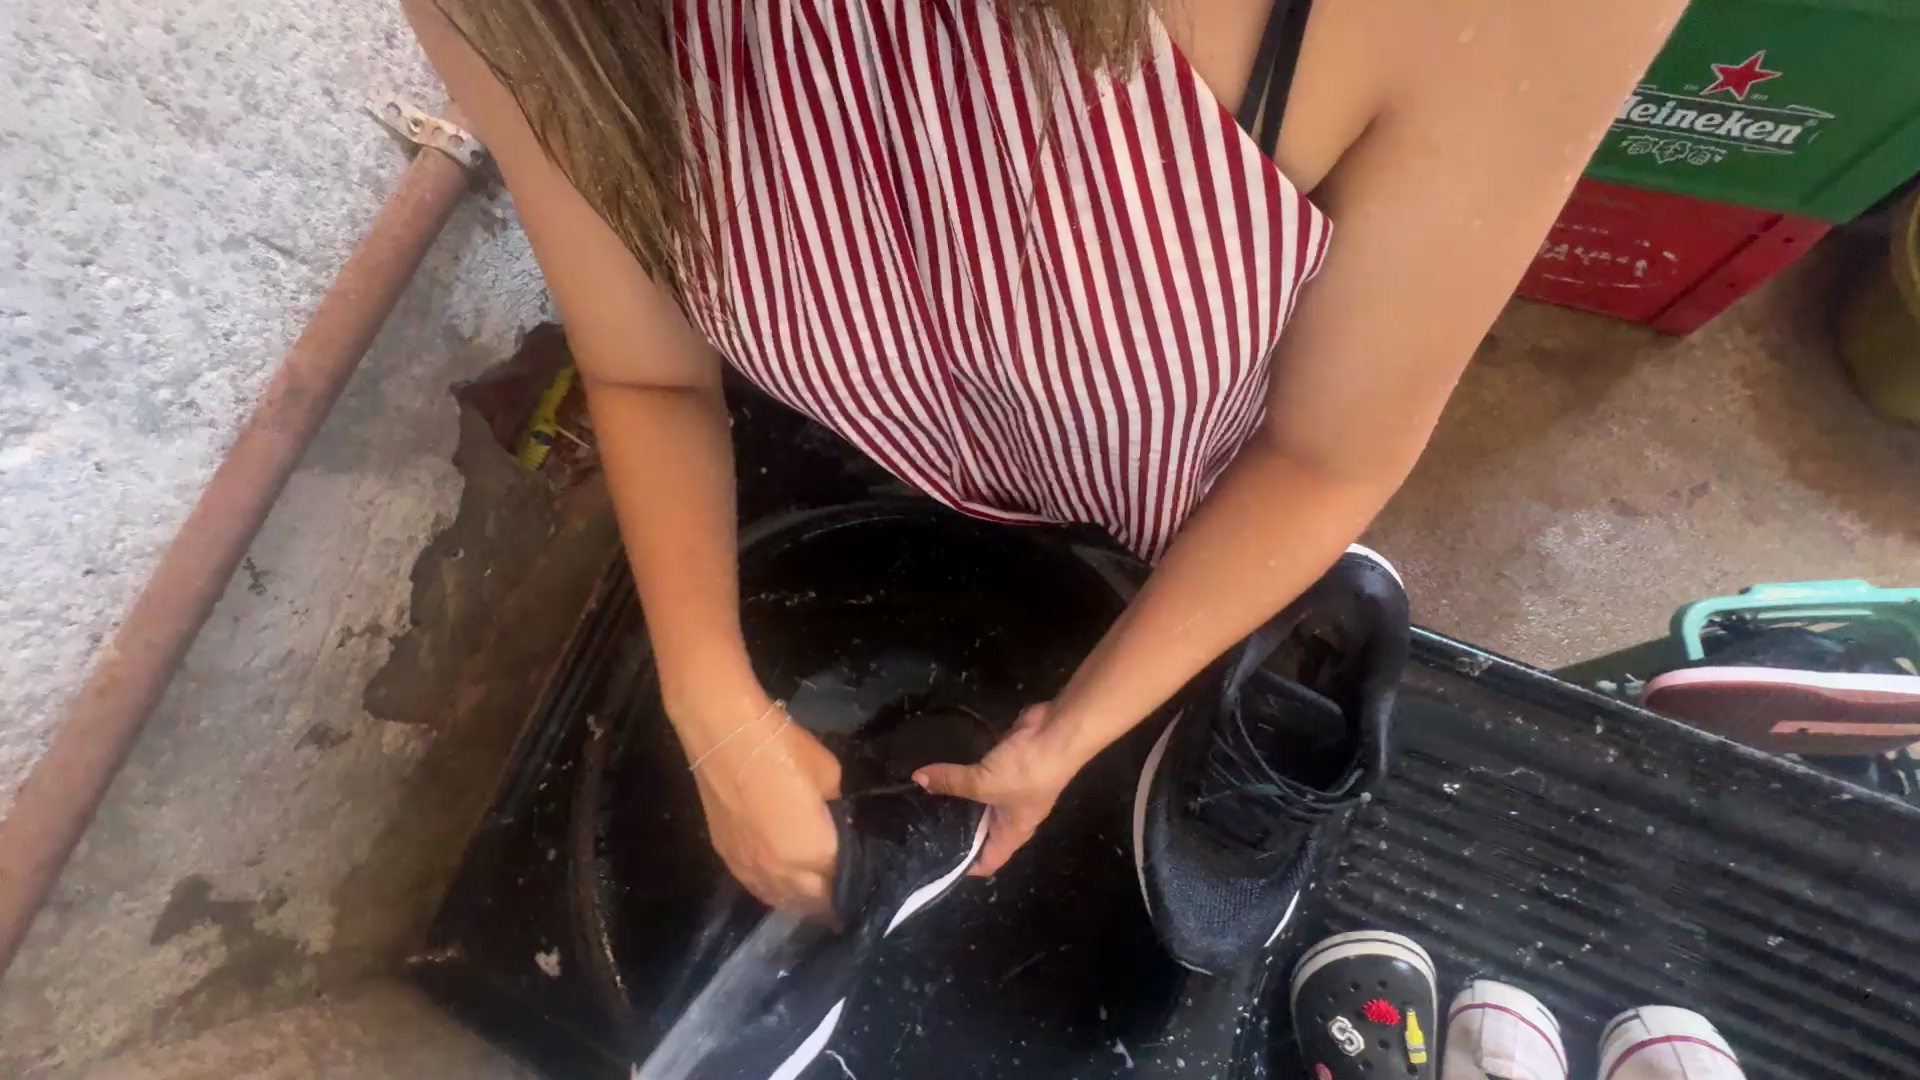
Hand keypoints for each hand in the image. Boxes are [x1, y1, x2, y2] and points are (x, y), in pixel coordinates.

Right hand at [679, 695, 842, 916]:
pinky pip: (757, 887)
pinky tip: (782, 881)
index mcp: (813, 852)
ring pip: (781, 900)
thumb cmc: (783, 749)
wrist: (725, 736)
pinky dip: (774, 890)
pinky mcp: (726, 857)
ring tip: (817, 893)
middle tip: (846, 892)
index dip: (855, 882)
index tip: (866, 879)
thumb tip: (837, 817)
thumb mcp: (829, 773)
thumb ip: (837, 804)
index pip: (841, 882)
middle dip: (831, 900)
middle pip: (812, 901)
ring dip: (801, 900)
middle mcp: (781, 872)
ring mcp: (749, 869)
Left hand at [912, 703, 1083, 877]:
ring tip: (919, 797)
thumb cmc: (1026, 772)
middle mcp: (1009, 814)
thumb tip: (917, 779)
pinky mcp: (1002, 761)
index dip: (963, 866)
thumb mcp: (985, 783)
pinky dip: (959, 770)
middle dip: (950, 826)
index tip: (932, 860)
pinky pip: (976, 771)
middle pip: (976, 829)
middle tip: (914, 824)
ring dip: (952, 795)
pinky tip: (936, 768)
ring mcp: (1006, 786)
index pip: (986, 862)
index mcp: (1011, 833)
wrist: (1056, 731)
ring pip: (974, 798)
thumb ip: (951, 781)